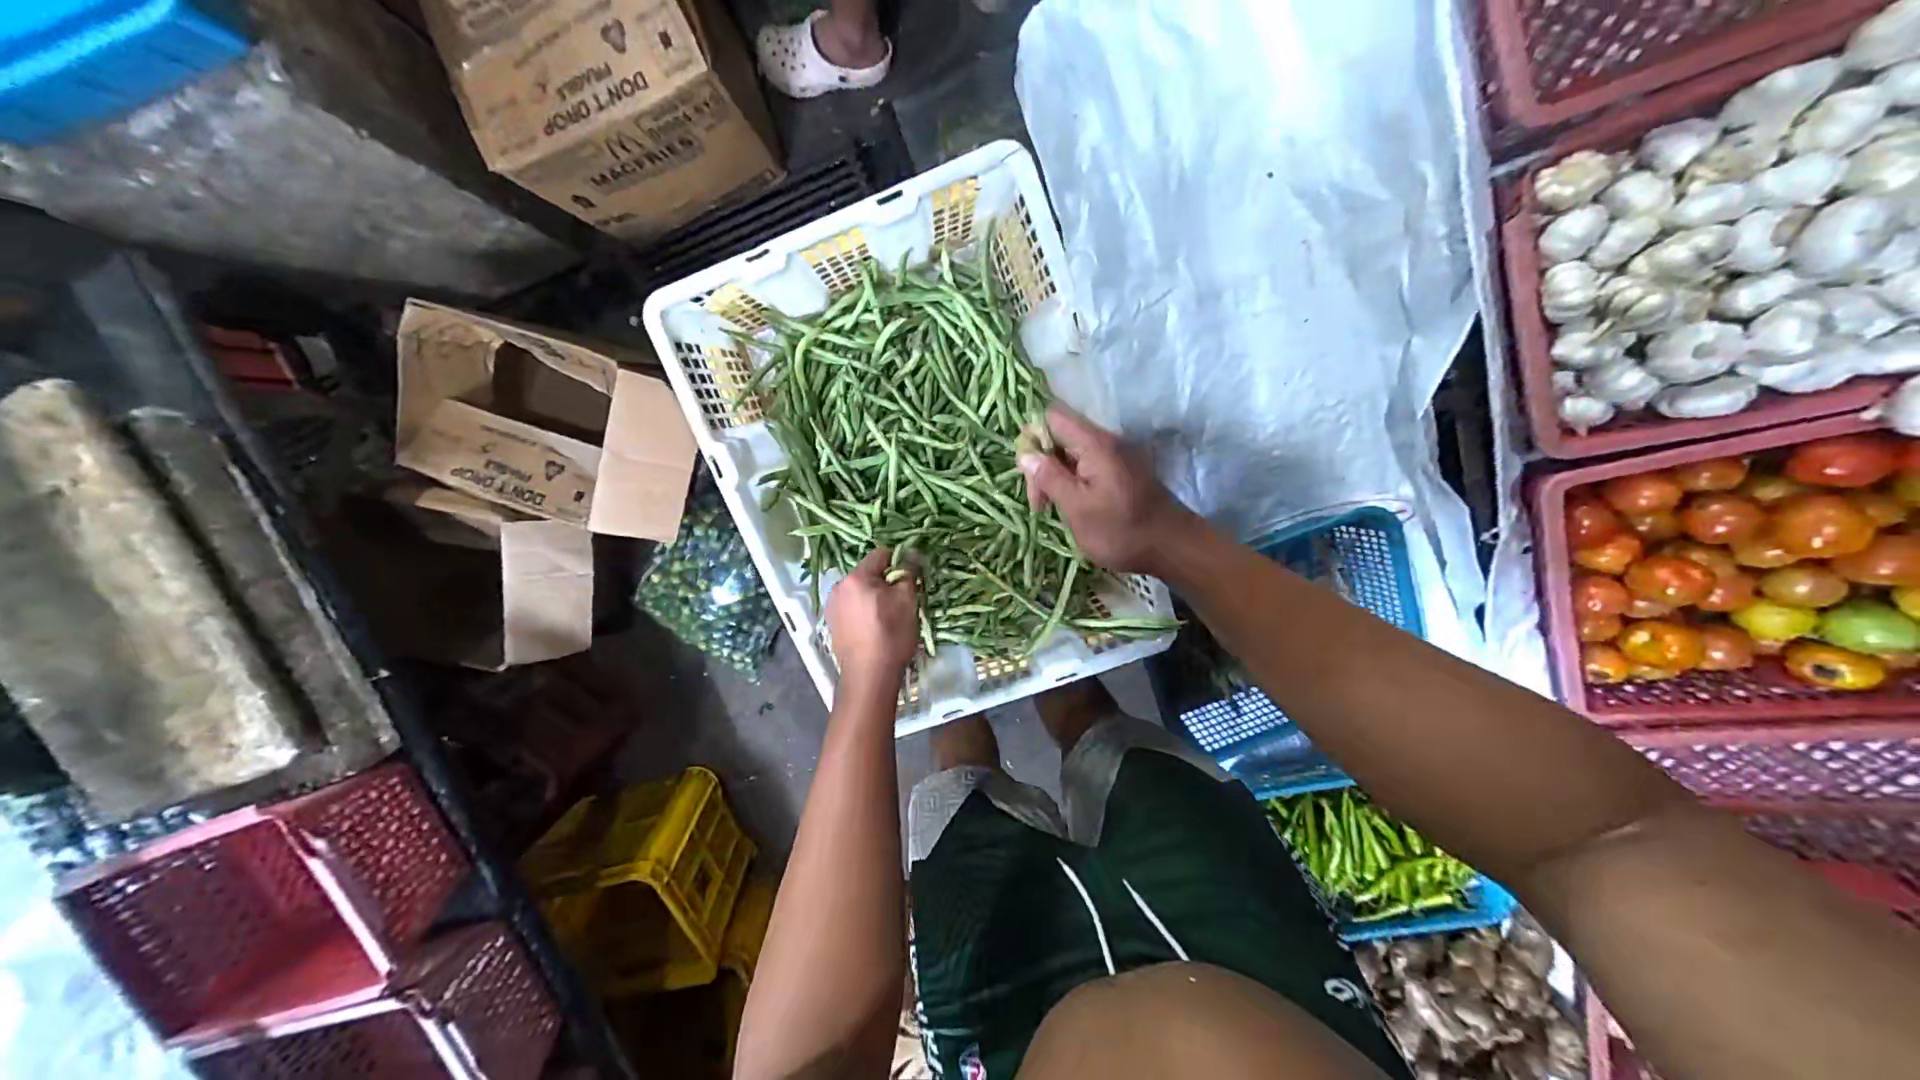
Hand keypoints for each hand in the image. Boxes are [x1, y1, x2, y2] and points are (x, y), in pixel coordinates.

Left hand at [826, 549, 919, 685]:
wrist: (869, 675)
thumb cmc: (891, 634)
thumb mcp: (907, 599)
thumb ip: (909, 572)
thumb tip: (911, 554)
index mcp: (856, 577)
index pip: (880, 555)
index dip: (898, 562)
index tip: (910, 579)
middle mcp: (838, 587)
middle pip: (868, 574)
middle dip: (885, 582)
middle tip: (902, 601)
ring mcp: (832, 607)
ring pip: (859, 592)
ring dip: (874, 598)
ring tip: (888, 618)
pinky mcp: (832, 625)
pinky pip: (852, 608)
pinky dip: (864, 612)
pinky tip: (874, 629)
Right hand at [1018, 405, 1199, 574]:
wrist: (1172, 548)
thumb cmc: (1121, 530)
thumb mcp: (1077, 508)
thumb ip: (1050, 477)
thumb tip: (1025, 454)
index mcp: (1095, 444)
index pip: (1052, 417)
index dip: (1033, 438)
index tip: (1029, 474)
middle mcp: (1107, 441)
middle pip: (1061, 435)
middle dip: (1043, 463)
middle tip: (1040, 503)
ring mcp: (1116, 456)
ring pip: (1072, 453)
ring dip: (1056, 476)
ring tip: (1052, 508)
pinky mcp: (1122, 472)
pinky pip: (1087, 466)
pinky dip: (1073, 482)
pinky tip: (1071, 507)